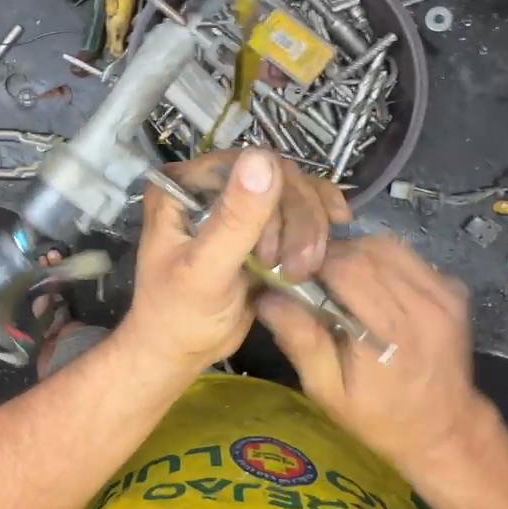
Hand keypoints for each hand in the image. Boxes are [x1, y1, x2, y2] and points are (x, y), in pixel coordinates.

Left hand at [123, 149, 350, 371]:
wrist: (179, 350)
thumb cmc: (179, 315)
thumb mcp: (206, 269)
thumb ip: (234, 219)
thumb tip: (262, 158)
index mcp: (182, 184)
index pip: (245, 165)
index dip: (272, 201)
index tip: (271, 253)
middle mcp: (207, 184)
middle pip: (276, 176)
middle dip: (296, 220)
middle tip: (295, 268)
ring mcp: (235, 203)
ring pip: (294, 191)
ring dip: (310, 228)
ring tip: (299, 270)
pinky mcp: (258, 226)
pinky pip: (299, 209)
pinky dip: (318, 224)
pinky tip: (328, 244)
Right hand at [256, 235, 488, 468]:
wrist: (444, 429)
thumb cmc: (379, 416)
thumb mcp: (326, 390)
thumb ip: (300, 340)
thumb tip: (266, 296)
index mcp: (393, 332)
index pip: (346, 267)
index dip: (312, 264)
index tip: (291, 278)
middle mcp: (424, 305)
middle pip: (365, 251)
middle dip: (329, 257)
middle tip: (310, 280)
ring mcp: (445, 293)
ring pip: (385, 245)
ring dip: (354, 255)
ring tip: (337, 282)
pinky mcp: (453, 288)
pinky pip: (406, 255)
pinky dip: (380, 261)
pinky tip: (369, 287)